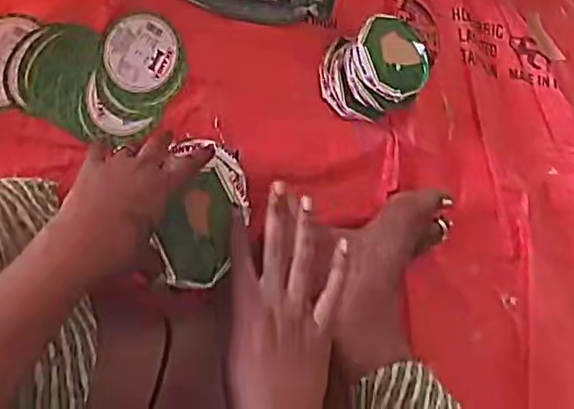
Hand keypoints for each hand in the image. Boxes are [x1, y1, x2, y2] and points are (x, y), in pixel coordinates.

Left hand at [55, 134, 208, 280]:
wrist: (79, 245)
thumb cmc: (118, 251)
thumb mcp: (141, 256)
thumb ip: (152, 257)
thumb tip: (158, 270)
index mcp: (161, 187)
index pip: (187, 167)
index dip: (198, 157)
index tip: (207, 148)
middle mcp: (142, 169)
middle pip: (158, 145)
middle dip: (165, 140)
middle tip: (168, 136)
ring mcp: (117, 163)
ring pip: (131, 146)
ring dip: (135, 148)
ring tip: (135, 150)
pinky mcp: (92, 165)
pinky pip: (99, 147)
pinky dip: (102, 147)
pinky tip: (102, 146)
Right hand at [228, 183, 349, 408]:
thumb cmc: (244, 389)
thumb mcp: (229, 345)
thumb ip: (234, 310)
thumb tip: (233, 284)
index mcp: (246, 305)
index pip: (239, 256)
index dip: (238, 228)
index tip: (238, 202)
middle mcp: (273, 299)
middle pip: (274, 247)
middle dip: (277, 213)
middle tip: (280, 186)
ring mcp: (299, 311)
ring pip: (303, 260)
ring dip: (305, 228)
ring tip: (308, 201)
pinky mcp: (321, 327)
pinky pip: (331, 291)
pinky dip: (338, 267)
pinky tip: (344, 244)